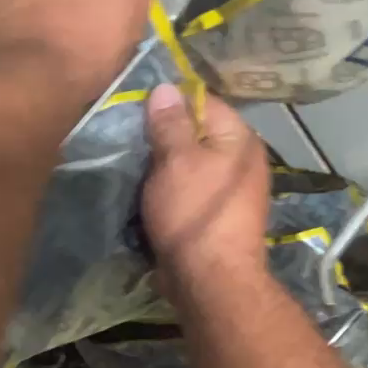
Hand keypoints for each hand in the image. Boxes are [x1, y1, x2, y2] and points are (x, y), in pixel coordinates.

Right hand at [141, 85, 270, 280]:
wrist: (209, 279)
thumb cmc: (193, 214)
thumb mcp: (176, 161)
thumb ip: (170, 124)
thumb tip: (165, 88)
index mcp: (238, 139)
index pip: (203, 102)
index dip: (169, 103)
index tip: (135, 111)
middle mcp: (240, 162)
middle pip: (195, 137)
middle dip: (162, 140)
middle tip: (127, 143)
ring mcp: (230, 194)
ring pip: (188, 169)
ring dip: (161, 171)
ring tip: (131, 172)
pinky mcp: (214, 220)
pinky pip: (186, 196)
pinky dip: (167, 196)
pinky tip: (145, 201)